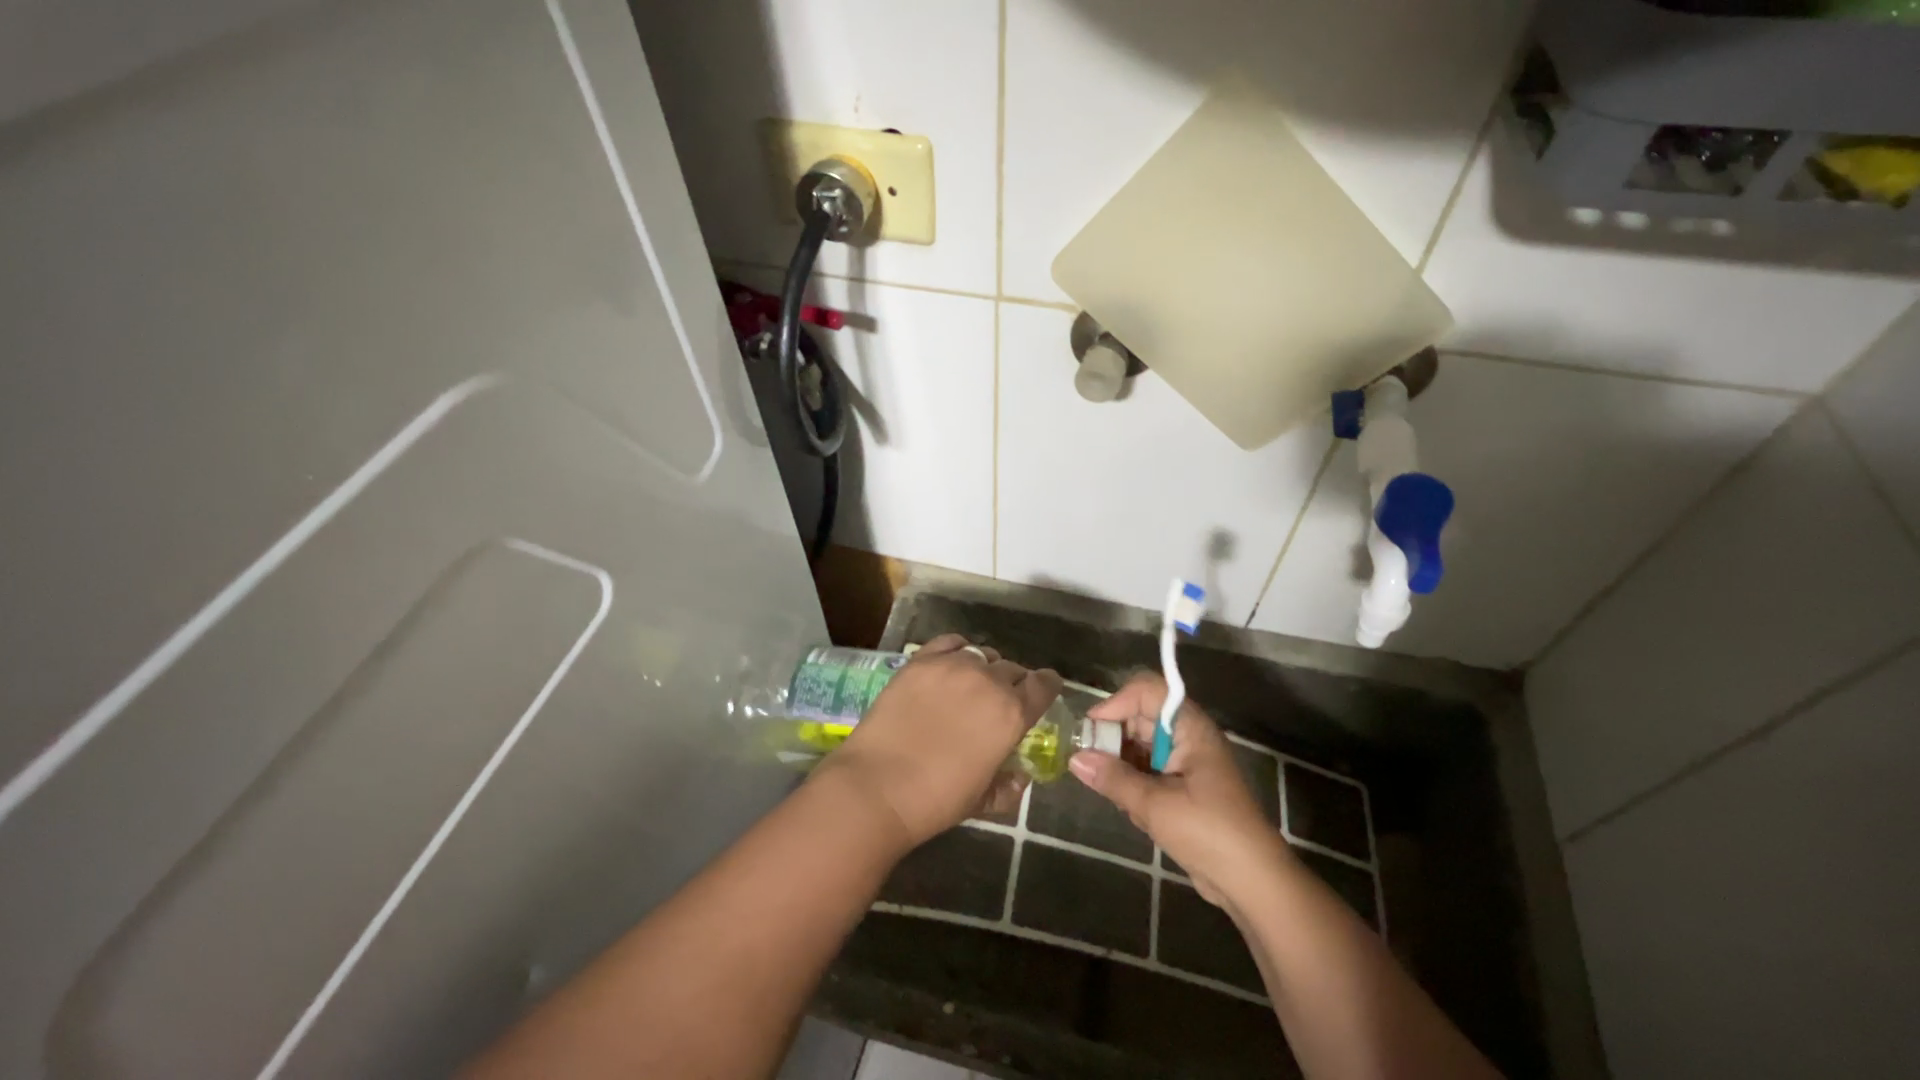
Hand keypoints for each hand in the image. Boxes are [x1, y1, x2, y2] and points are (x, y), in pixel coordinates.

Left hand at [814, 635, 1062, 850]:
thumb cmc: (937, 800)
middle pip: (1012, 668)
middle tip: (998, 702)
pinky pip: (949, 643)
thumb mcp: (983, 800)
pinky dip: (956, 651)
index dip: (1045, 687)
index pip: (1044, 684)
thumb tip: (1019, 778)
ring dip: (984, 667)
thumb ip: (1008, 786)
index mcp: (1013, 713)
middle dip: (1012, 682)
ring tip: (971, 685)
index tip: (1041, 693)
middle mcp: (989, 681)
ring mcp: (952, 667)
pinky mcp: (920, 662)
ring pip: (982, 654)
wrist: (878, 786)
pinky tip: (950, 667)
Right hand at [1068, 674, 1287, 909]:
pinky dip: (1133, 784)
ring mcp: (1187, 764)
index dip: (1116, 704)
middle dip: (1113, 738)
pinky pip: (1148, 772)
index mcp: (1190, 728)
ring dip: (1122, 766)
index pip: (1147, 691)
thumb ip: (1113, 778)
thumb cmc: (1207, 832)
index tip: (1091, 732)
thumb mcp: (1155, 805)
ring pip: (1141, 747)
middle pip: (1141, 717)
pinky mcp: (1183, 789)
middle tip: (1090, 766)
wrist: (1251, 880)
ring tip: (1114, 793)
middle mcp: (1188, 738)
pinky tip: (1131, 809)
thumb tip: (1075, 758)